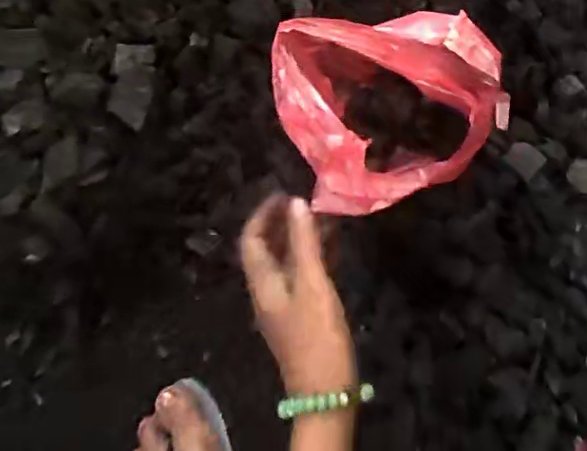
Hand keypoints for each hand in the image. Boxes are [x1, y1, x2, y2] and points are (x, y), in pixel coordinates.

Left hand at [240, 194, 355, 397]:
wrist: (326, 395)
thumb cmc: (316, 336)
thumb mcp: (313, 284)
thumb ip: (304, 242)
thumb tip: (296, 201)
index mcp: (263, 282)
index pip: (251, 239)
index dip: (263, 213)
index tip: (285, 191)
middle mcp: (268, 290)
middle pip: (268, 246)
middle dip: (285, 221)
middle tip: (308, 200)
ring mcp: (285, 302)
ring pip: (288, 259)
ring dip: (302, 236)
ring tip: (325, 215)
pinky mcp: (302, 313)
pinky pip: (303, 273)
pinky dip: (314, 254)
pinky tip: (334, 244)